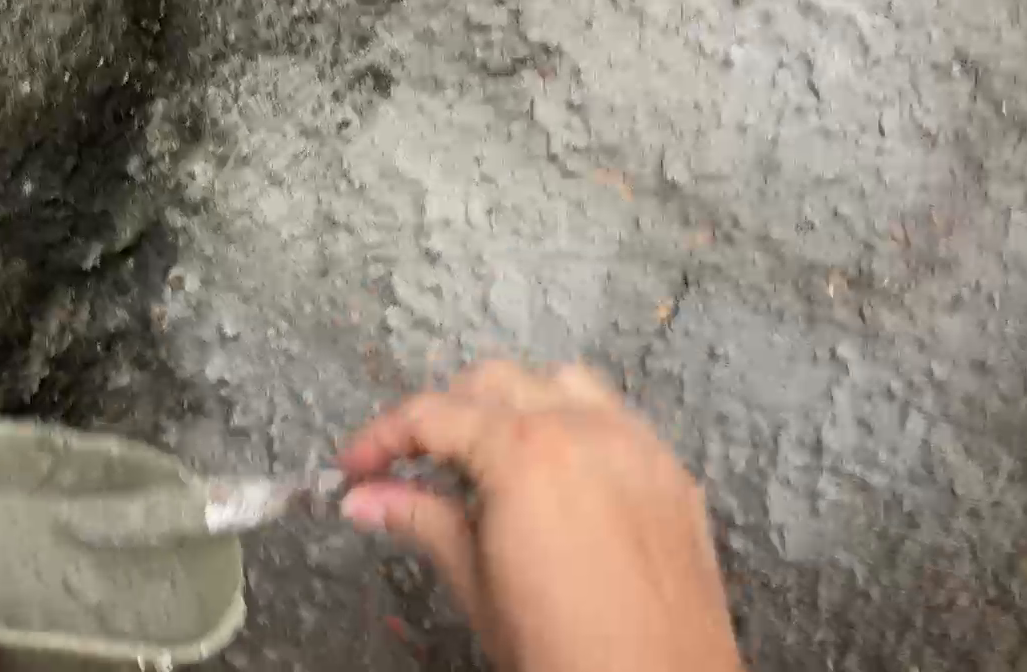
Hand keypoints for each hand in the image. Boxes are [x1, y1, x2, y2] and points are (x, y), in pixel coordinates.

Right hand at [338, 362, 743, 671]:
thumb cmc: (561, 653)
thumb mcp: (472, 577)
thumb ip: (415, 515)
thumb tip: (358, 498)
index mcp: (523, 451)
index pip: (430, 415)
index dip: (381, 438)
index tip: (355, 464)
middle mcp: (581, 429)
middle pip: (488, 382)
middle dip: (443, 415)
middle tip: (415, 462)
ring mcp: (634, 447)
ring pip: (553, 381)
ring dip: (510, 402)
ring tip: (486, 451)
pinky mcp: (671, 473)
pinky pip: (610, 414)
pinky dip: (569, 420)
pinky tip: (551, 467)